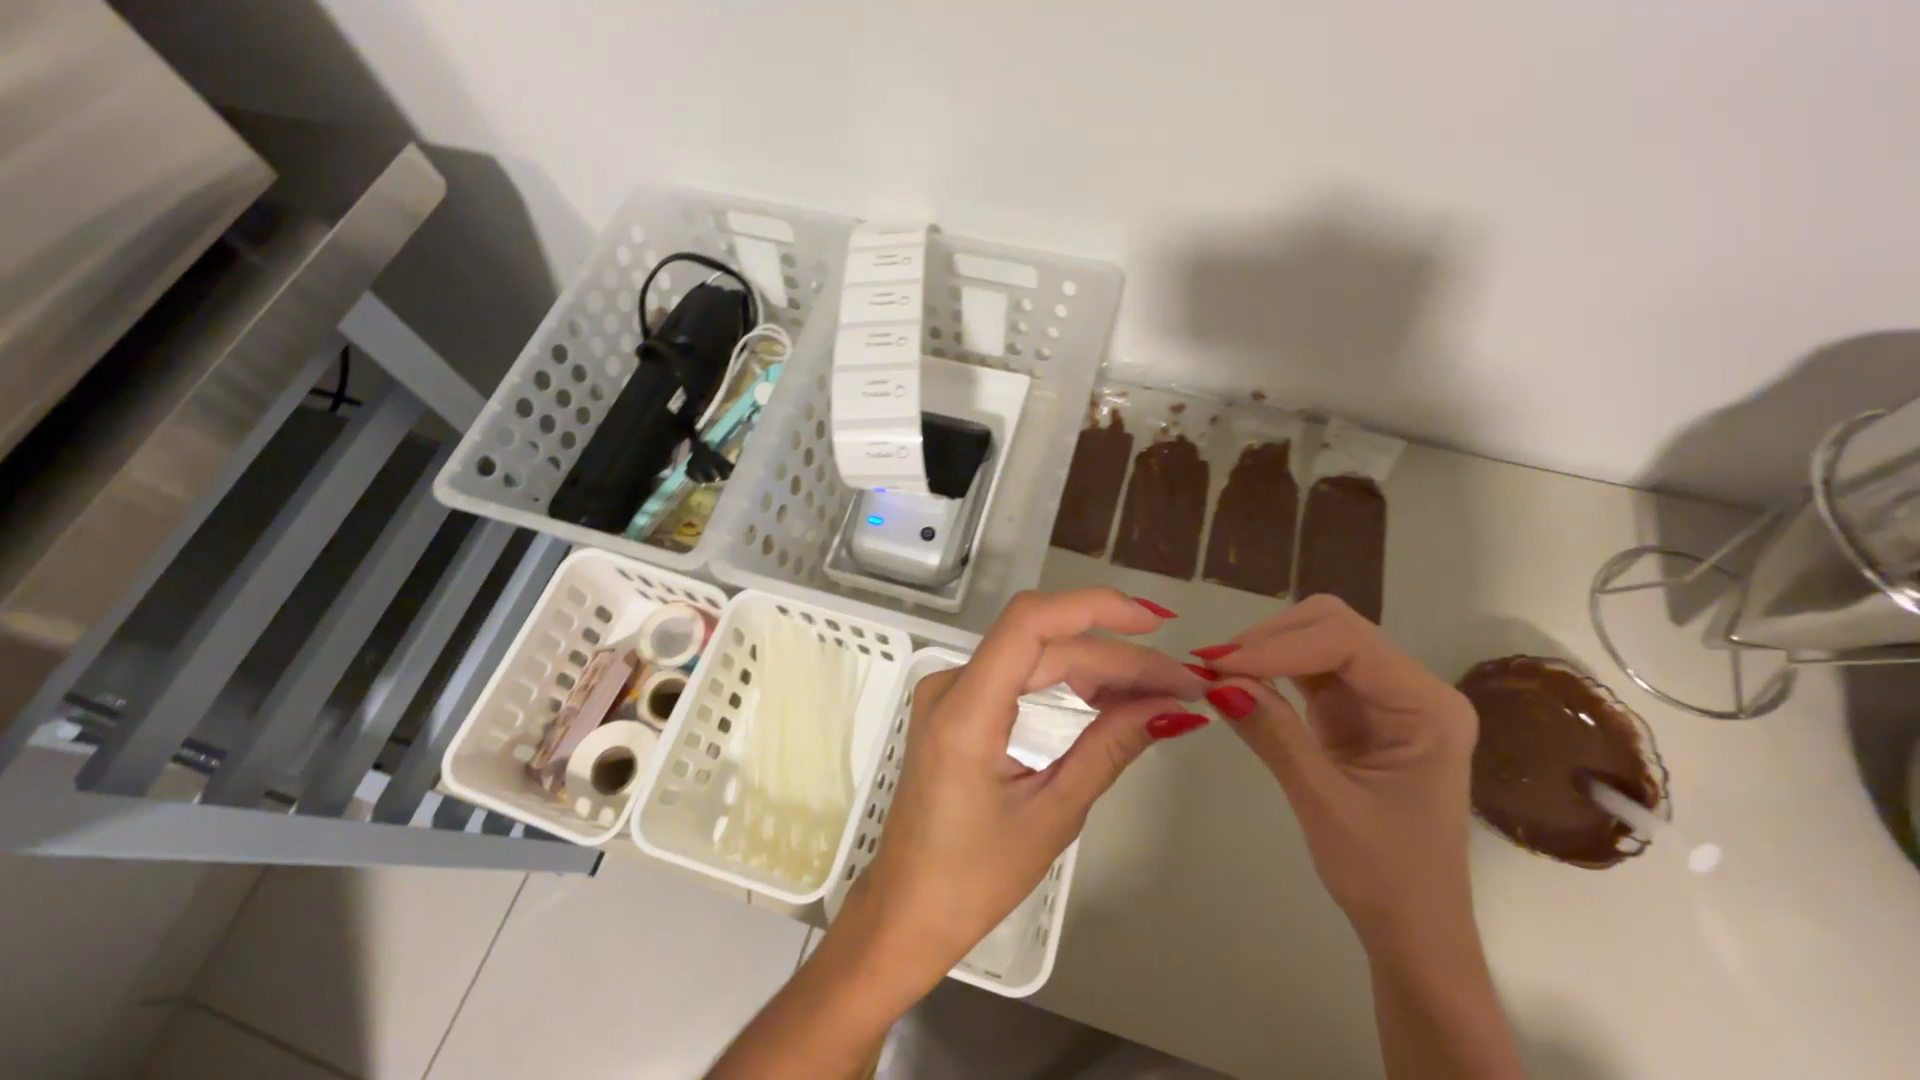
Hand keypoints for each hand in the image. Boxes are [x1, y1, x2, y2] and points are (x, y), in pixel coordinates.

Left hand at [835, 587, 1210, 996]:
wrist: (907, 911)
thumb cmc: (974, 879)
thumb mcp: (1053, 813)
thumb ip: (1111, 747)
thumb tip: (1174, 706)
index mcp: (965, 712)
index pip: (1031, 623)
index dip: (1096, 608)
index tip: (1157, 623)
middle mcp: (950, 687)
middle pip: (1044, 644)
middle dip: (1118, 656)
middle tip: (1183, 684)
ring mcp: (948, 695)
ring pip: (1034, 656)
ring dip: (1097, 666)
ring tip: (1160, 690)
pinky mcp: (955, 709)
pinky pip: (1017, 676)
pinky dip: (1066, 681)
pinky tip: (1110, 696)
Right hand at [1198, 595, 1477, 940]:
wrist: (1414, 928)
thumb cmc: (1385, 875)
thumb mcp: (1324, 803)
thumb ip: (1274, 735)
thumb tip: (1215, 682)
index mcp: (1427, 707)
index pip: (1349, 643)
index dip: (1279, 645)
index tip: (1218, 665)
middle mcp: (1412, 690)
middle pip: (1336, 628)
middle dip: (1271, 639)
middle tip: (1213, 666)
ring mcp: (1385, 700)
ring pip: (1320, 643)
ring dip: (1267, 651)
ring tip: (1215, 671)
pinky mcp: (1358, 715)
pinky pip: (1312, 674)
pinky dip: (1272, 673)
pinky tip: (1238, 683)